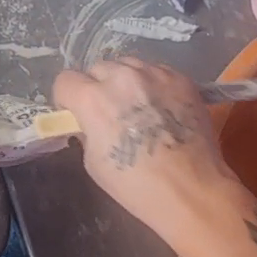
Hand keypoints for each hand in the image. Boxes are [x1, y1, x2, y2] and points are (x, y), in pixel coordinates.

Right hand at [52, 59, 234, 235]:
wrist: (192, 190)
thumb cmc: (136, 185)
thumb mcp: (93, 162)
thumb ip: (87, 130)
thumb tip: (89, 120)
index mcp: (93, 99)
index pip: (65, 80)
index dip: (68, 98)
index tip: (76, 112)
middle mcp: (122, 77)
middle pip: (97, 69)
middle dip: (97, 87)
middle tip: (110, 111)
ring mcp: (154, 74)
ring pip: (128, 65)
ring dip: (125, 82)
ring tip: (138, 106)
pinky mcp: (180, 78)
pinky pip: (156, 71)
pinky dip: (152, 84)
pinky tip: (161, 107)